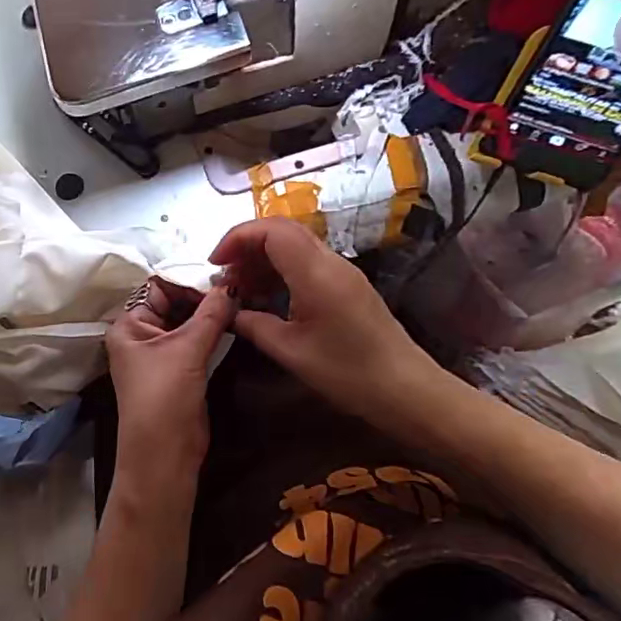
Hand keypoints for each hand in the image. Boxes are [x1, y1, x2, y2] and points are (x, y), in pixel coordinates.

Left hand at [105, 277, 236, 479]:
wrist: (165, 453)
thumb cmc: (164, 396)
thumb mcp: (186, 349)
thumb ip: (211, 313)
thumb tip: (233, 281)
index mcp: (129, 325)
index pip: (158, 287)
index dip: (188, 277)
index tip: (224, 270)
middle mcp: (141, 335)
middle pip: (173, 302)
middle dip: (203, 292)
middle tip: (240, 279)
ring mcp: (161, 352)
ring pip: (188, 320)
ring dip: (211, 310)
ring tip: (244, 291)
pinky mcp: (181, 368)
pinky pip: (197, 339)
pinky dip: (214, 328)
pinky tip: (237, 316)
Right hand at [210, 219, 450, 420]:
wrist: (406, 390)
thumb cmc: (347, 372)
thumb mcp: (290, 351)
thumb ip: (252, 325)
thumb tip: (227, 312)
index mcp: (316, 273)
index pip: (271, 230)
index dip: (237, 238)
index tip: (215, 264)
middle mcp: (331, 262)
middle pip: (282, 231)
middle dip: (246, 246)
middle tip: (224, 277)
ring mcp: (342, 272)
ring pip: (294, 246)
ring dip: (262, 259)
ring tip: (240, 290)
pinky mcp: (347, 286)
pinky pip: (306, 263)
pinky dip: (279, 271)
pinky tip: (266, 298)